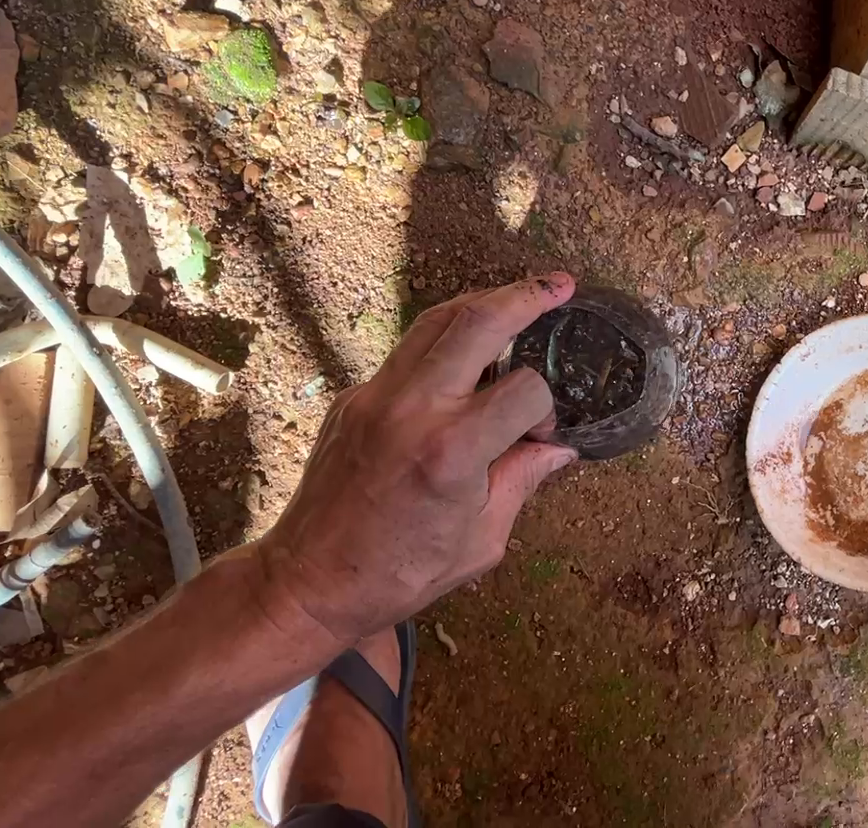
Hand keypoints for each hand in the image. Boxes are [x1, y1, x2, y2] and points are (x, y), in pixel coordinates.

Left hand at [254, 274, 578, 649]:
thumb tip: (560, 449)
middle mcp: (413, 408)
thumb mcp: (481, 539)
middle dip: (526, 297)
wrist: (306, 582)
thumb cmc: (401, 573)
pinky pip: (410, 349)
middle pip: (477, 322)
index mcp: (452, 451)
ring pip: (437, 319)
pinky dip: (448, 337)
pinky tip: (470, 348)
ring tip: (521, 295)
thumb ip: (523, 480)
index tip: (540, 437)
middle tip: (560, 285)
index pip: (523, 391)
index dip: (545, 410)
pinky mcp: (355, 395)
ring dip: (485, 301)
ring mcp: (376, 395)